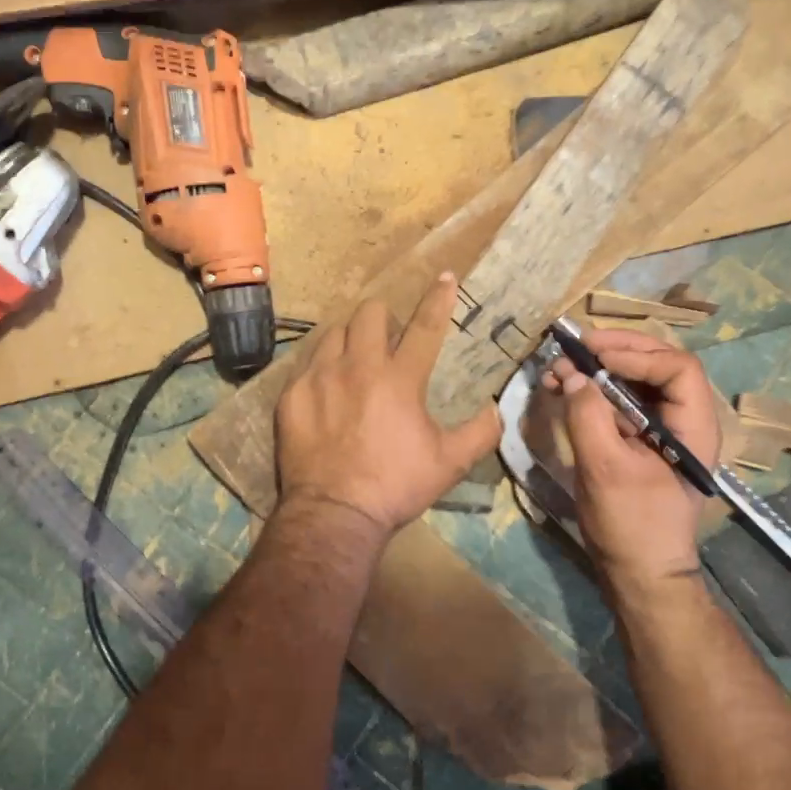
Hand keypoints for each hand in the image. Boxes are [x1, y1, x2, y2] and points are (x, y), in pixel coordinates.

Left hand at [275, 273, 502, 538]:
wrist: (334, 513)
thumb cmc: (395, 486)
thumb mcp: (448, 464)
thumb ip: (479, 433)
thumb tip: (497, 410)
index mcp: (400, 379)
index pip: (425, 326)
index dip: (438, 298)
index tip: (445, 276)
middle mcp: (359, 367)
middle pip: (369, 314)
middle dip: (381, 316)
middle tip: (385, 335)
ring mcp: (320, 377)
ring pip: (334, 332)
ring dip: (349, 337)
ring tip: (353, 356)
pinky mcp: (293, 394)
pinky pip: (307, 363)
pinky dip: (321, 367)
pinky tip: (325, 387)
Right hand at [544, 328, 720, 587]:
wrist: (640, 575)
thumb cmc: (632, 525)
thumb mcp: (604, 468)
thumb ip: (588, 415)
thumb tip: (572, 375)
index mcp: (694, 427)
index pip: (678, 368)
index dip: (637, 354)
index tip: (595, 358)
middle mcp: (684, 420)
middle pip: (658, 364)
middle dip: (616, 350)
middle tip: (576, 345)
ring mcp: (662, 430)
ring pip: (636, 380)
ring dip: (599, 368)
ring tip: (560, 367)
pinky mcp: (640, 440)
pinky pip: (621, 401)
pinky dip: (594, 390)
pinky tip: (565, 389)